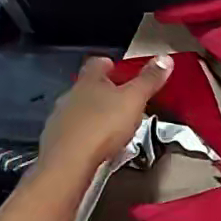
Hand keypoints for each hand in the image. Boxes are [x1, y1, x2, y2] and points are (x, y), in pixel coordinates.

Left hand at [35, 55, 171, 182]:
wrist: (69, 162)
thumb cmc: (104, 125)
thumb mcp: (134, 100)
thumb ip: (149, 80)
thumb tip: (165, 58)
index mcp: (89, 82)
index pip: (97, 64)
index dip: (108, 64)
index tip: (117, 67)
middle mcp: (70, 96)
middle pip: (87, 87)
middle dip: (103, 92)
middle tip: (122, 99)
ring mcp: (59, 119)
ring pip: (79, 110)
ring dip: (94, 114)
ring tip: (112, 125)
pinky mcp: (55, 142)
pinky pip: (73, 132)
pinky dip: (85, 134)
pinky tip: (97, 145)